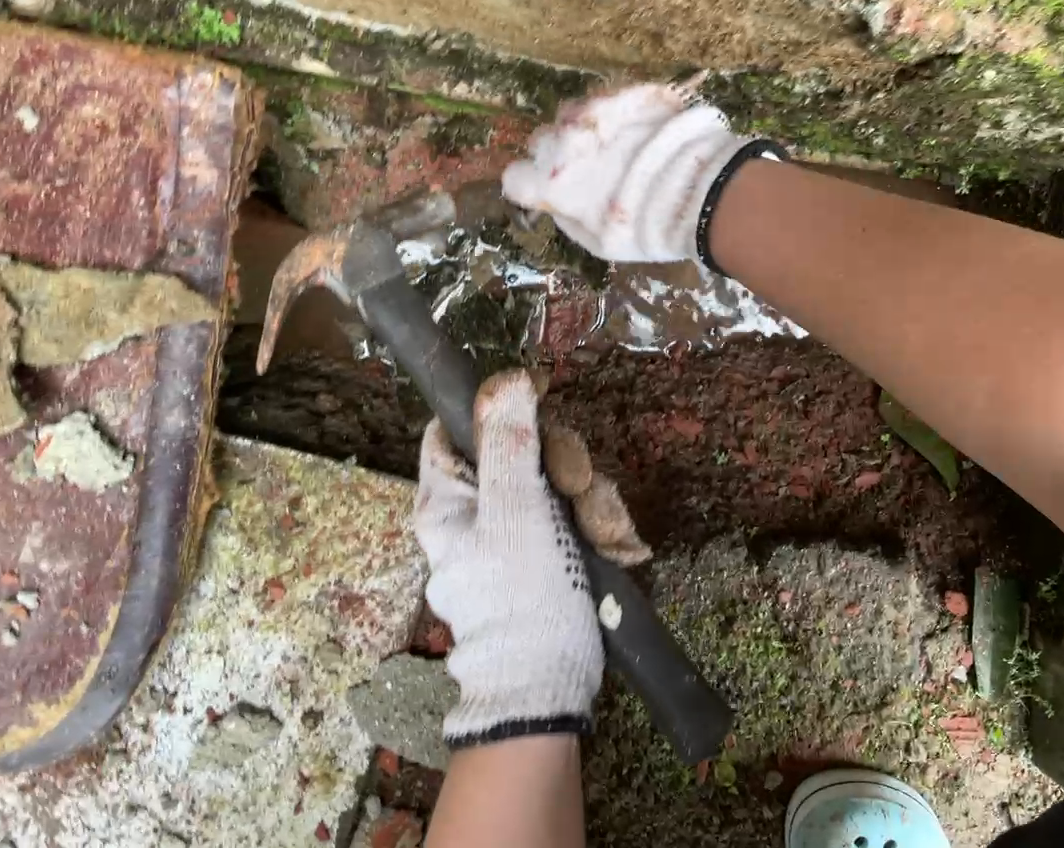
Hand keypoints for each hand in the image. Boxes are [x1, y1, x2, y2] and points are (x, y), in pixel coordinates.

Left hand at [414, 370, 647, 746]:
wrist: (550, 685)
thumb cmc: (523, 597)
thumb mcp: (517, 512)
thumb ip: (510, 445)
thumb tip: (504, 379)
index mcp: (447, 500)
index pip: (455, 430)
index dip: (496, 413)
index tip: (537, 412)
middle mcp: (473, 513)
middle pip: (520, 453)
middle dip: (565, 469)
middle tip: (579, 493)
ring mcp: (510, 536)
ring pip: (556, 486)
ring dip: (592, 505)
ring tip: (608, 538)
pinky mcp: (543, 556)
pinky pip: (572, 520)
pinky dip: (597, 531)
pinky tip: (617, 550)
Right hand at [501, 82, 759, 263]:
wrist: (701, 190)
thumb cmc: (647, 228)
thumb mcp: (600, 244)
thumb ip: (569, 220)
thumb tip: (559, 205)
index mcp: (554, 183)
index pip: (514, 178)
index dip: (529, 185)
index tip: (550, 191)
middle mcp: (566, 142)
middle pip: (542, 142)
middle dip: (557, 156)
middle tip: (589, 172)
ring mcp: (596, 112)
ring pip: (572, 114)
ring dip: (583, 130)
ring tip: (614, 148)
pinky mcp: (628, 95)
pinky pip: (608, 99)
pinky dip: (615, 114)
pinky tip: (638, 131)